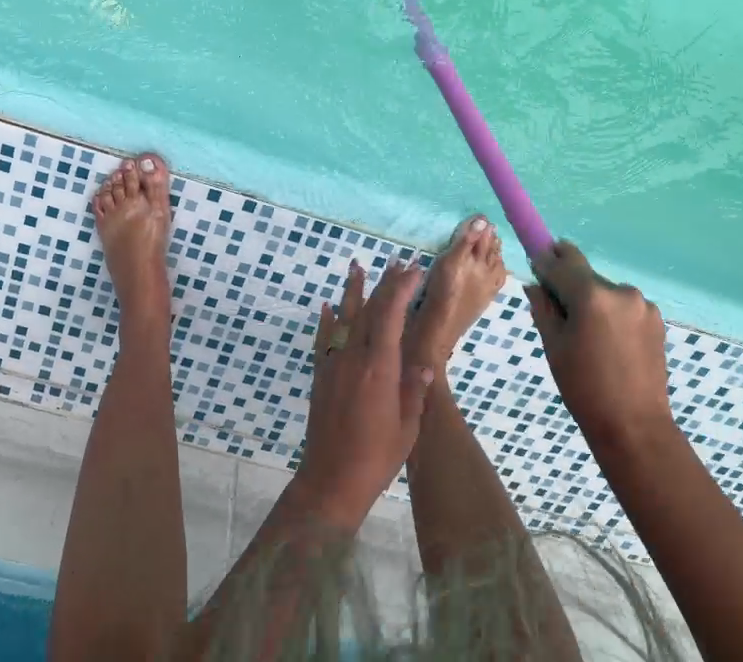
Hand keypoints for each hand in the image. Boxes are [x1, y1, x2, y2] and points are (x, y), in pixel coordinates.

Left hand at [296, 260, 433, 529]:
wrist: (331, 479)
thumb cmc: (376, 457)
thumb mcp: (407, 426)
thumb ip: (413, 390)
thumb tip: (422, 362)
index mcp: (379, 368)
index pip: (390, 317)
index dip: (401, 290)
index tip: (414, 271)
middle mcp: (353, 359)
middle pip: (368, 311)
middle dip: (383, 284)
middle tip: (396, 263)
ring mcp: (333, 365)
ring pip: (343, 319)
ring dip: (351, 292)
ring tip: (356, 266)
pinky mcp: (320, 376)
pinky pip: (323, 340)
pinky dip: (326, 321)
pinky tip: (327, 307)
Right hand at [526, 240, 674, 447]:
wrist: (634, 425)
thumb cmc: (583, 387)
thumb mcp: (553, 346)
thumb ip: (543, 308)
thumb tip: (537, 285)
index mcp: (592, 296)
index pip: (561, 263)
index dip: (544, 259)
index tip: (534, 257)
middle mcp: (621, 291)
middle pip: (585, 275)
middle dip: (568, 283)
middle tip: (555, 305)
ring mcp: (643, 305)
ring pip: (605, 291)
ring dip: (591, 301)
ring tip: (585, 335)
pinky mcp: (656, 320)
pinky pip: (623, 306)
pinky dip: (610, 314)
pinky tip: (606, 342)